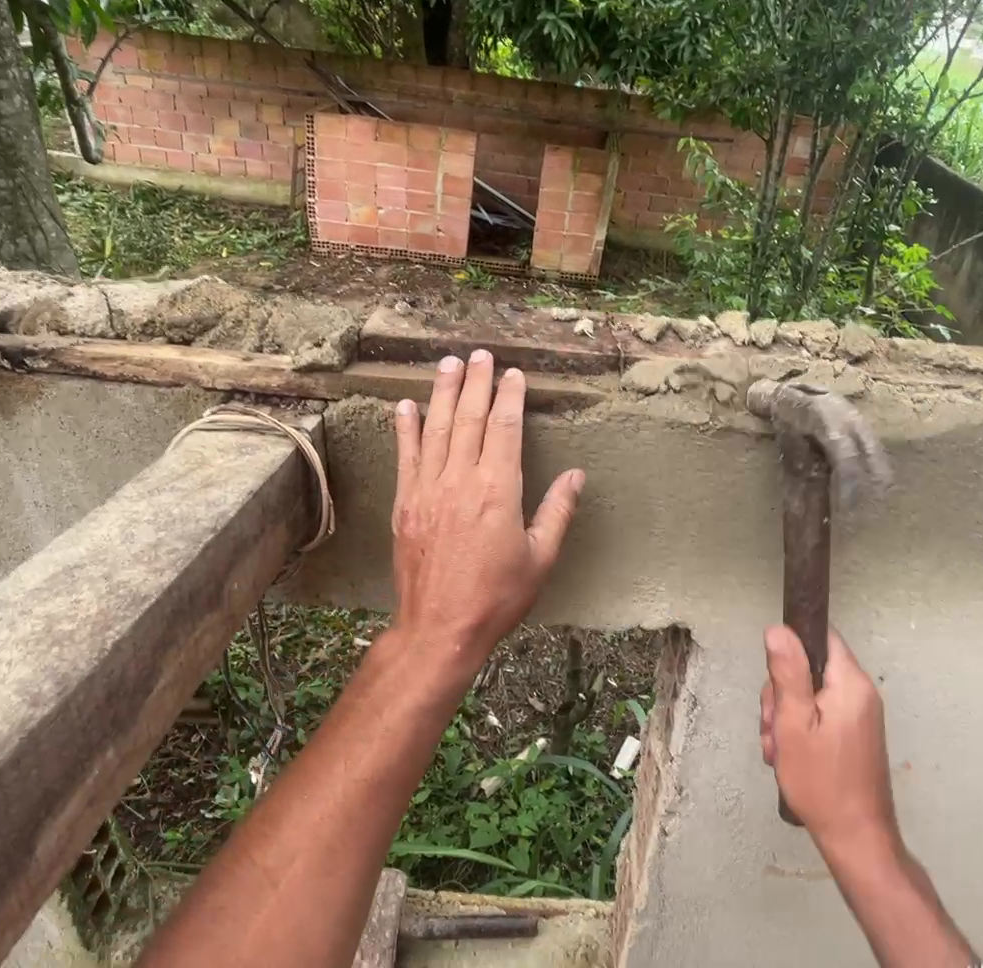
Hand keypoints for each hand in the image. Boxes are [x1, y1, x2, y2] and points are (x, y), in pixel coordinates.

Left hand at [391, 350, 584, 673]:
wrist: (440, 627)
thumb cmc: (497, 598)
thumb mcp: (540, 558)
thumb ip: (557, 512)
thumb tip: (576, 476)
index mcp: (498, 491)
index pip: (505, 428)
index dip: (510, 397)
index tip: (514, 374)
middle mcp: (461, 481)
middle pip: (471, 418)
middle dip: (478, 382)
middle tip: (481, 354)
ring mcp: (428, 490)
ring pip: (437, 428)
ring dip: (444, 393)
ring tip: (449, 363)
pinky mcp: (406, 504)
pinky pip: (406, 456)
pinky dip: (406, 428)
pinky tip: (407, 406)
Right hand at [761, 625, 899, 851]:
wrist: (856, 839)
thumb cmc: (821, 781)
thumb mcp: (793, 723)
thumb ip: (787, 673)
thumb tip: (778, 628)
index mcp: (851, 683)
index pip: (820, 636)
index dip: (791, 647)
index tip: (774, 679)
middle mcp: (861, 693)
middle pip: (810, 667)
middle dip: (781, 694)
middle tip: (772, 728)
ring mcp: (858, 715)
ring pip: (809, 694)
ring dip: (785, 717)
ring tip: (778, 749)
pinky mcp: (854, 734)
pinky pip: (820, 715)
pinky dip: (799, 730)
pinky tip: (788, 756)